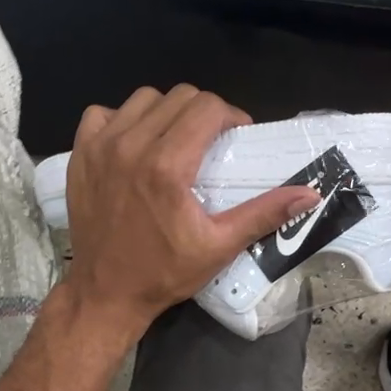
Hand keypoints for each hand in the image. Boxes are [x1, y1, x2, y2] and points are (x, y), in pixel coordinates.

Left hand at [62, 85, 318, 333]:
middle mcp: (131, 147)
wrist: (106, 293)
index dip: (230, 115)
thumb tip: (310, 194)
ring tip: (175, 139)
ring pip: (142, 99)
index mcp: (167, 166)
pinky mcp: (80, 155)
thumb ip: (263, 213)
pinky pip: (102, 114)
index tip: (236, 136)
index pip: (207, 107)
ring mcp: (100, 148)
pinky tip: (134, 143)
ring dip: (165, 112)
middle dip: (203, 112)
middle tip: (210, 140)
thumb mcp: (219, 246)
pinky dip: (121, 121)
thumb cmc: (164, 272)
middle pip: (178, 97)